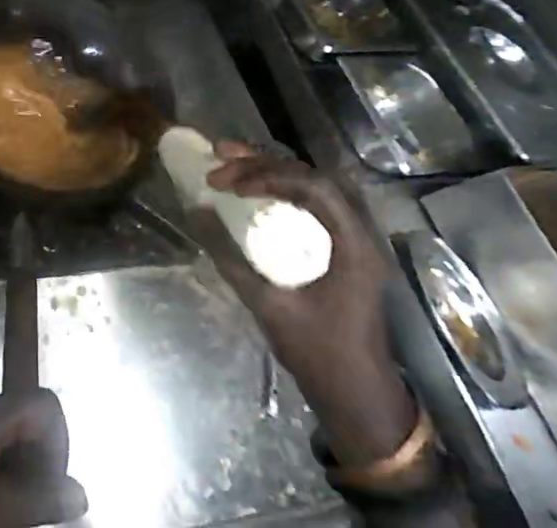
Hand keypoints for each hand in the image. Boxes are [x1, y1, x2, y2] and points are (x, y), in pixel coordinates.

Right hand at [197, 142, 418, 471]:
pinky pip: (314, 202)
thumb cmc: (319, 354)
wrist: (358, 398)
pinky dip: (282, 188)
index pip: (314, 188)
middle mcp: (359, 233)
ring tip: (230, 162)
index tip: (230, 184)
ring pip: (314, 185)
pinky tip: (254, 189)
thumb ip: (230, 257)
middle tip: (219, 158)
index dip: (269, 175)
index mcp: (352, 246)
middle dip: (263, 163)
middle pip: (313, 177)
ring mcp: (354, 239)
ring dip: (272, 170)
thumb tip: (197, 211)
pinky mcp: (343, 247)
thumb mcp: (267, 305)